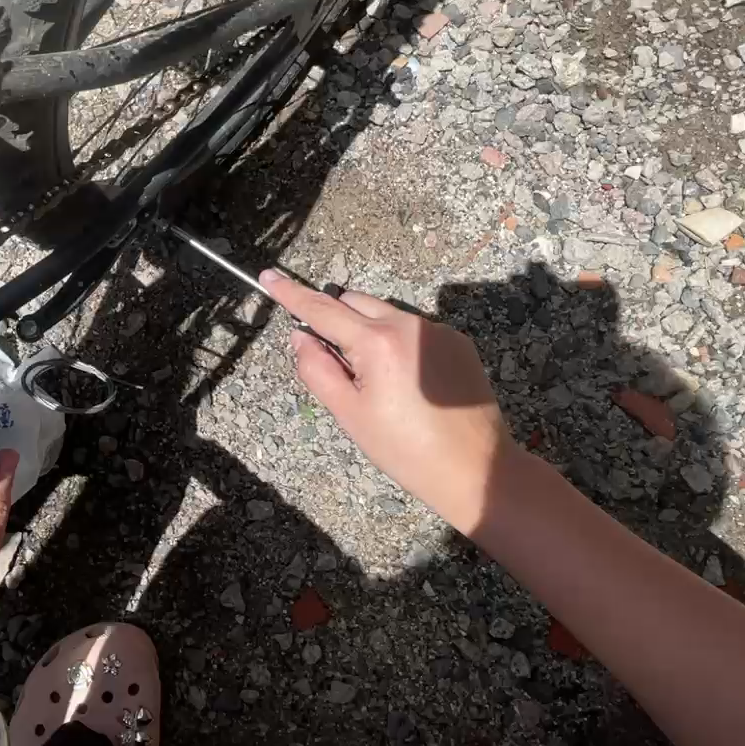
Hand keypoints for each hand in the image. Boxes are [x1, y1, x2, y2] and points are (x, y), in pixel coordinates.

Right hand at [260, 271, 515, 532]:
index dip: (291, 293)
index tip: (268, 276)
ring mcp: (437, 330)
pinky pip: (413, 328)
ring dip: (367, 331)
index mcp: (376, 343)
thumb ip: (317, 369)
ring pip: (384, 314)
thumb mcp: (349, 414)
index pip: (322, 309)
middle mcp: (408, 324)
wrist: (476, 469)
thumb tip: (300, 337)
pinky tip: (406, 383)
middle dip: (334, 319)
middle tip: (332, 360)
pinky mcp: (457, 341)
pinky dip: (397, 341)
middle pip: (353, 302)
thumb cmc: (405, 450)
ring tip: (376, 382)